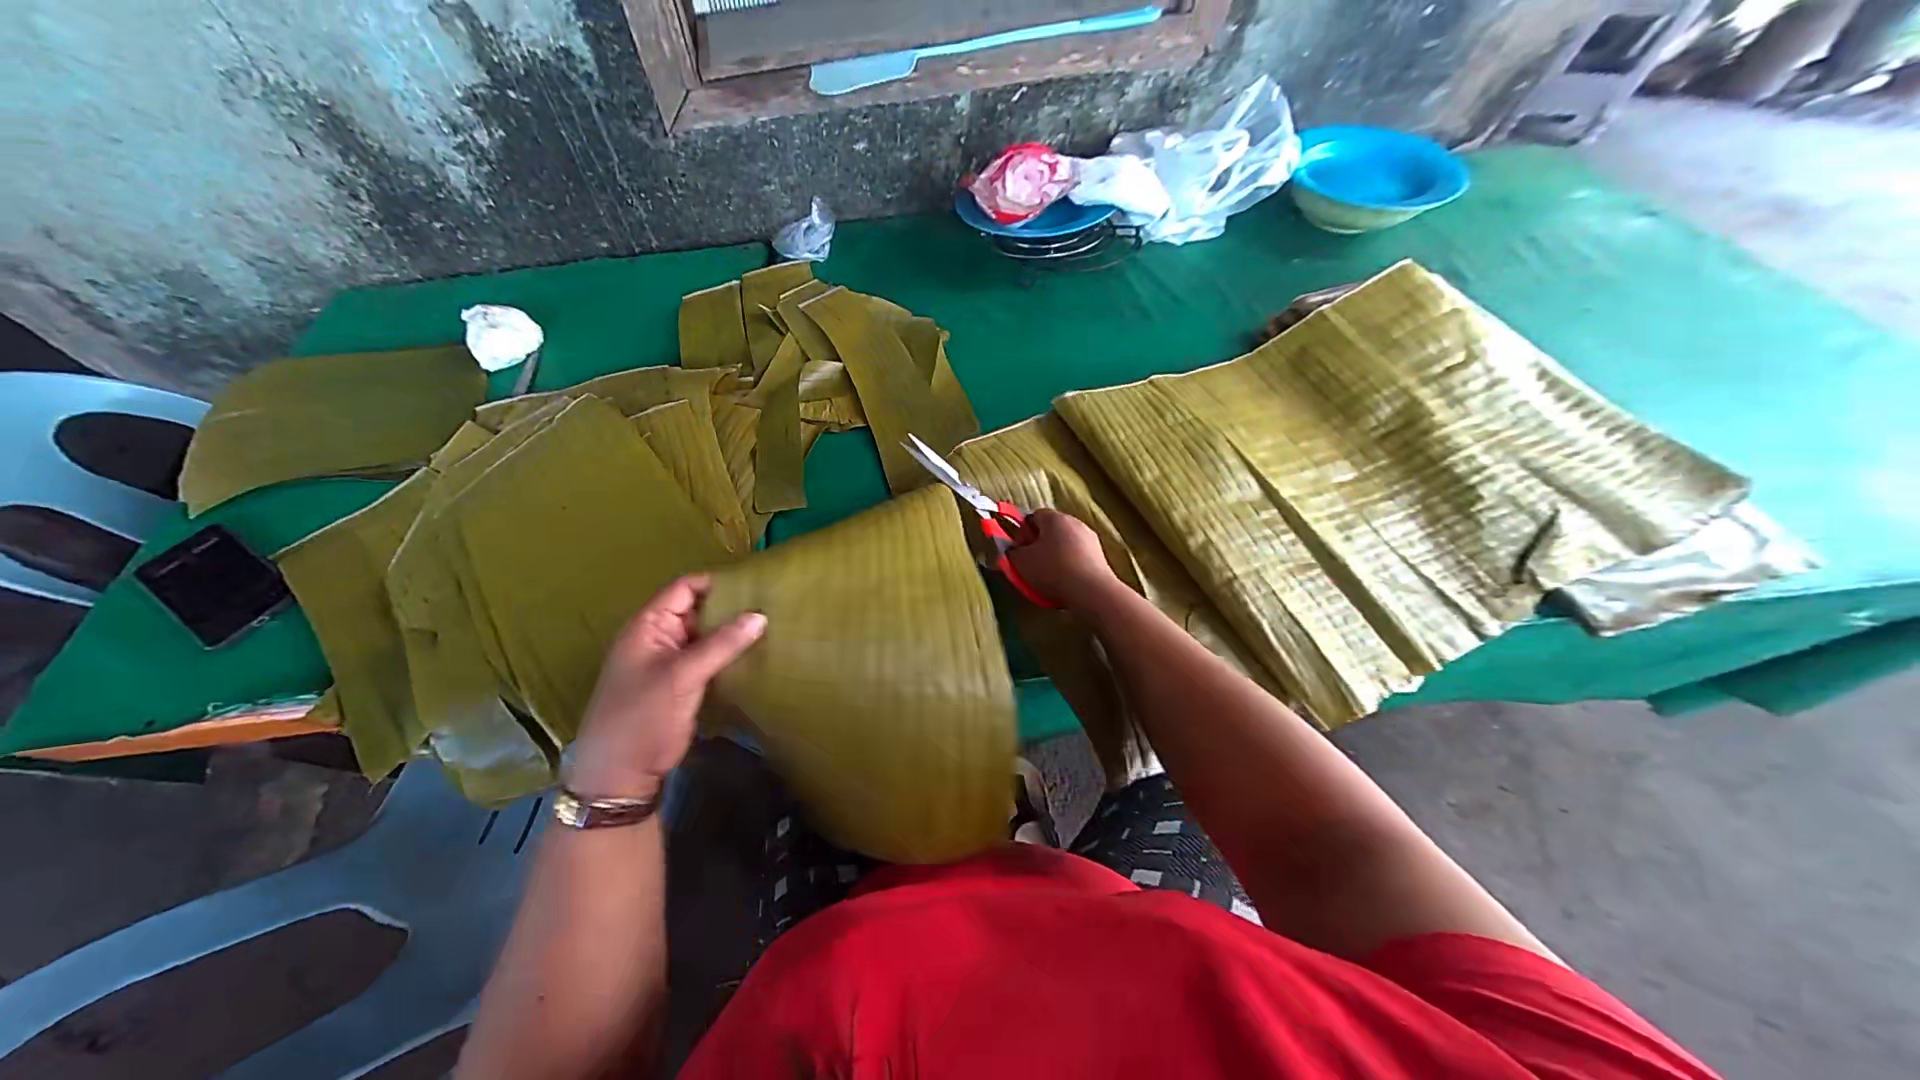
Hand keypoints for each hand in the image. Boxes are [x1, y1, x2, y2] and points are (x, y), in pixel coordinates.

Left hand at [564, 575, 765, 798]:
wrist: (620, 776)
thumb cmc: (642, 717)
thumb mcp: (682, 676)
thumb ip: (721, 644)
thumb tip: (760, 615)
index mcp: (648, 626)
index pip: (685, 588)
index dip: (718, 583)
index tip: (756, 584)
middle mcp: (658, 638)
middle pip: (698, 610)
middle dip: (730, 607)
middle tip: (771, 604)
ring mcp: (670, 662)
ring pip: (706, 636)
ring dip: (731, 633)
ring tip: (771, 626)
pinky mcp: (682, 685)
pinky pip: (708, 659)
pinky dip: (728, 655)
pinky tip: (755, 655)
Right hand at [1007, 509, 1127, 612]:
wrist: (1092, 592)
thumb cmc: (1053, 571)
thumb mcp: (1021, 562)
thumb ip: (1011, 553)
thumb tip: (1012, 550)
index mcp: (1055, 518)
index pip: (1033, 516)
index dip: (1022, 532)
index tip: (1018, 549)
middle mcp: (1075, 523)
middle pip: (1051, 530)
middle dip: (1039, 545)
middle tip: (1030, 563)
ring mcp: (1090, 539)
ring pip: (1065, 544)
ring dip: (1055, 556)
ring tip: (1047, 577)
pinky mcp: (1100, 557)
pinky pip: (1078, 558)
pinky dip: (1069, 566)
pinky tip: (1064, 582)